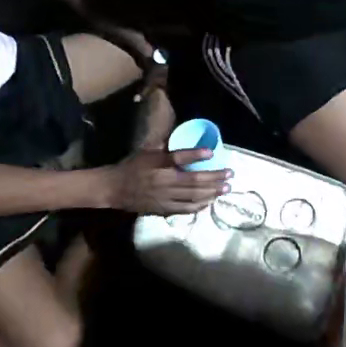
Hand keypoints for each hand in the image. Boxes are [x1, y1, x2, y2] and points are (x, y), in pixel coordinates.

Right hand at [104, 148, 228, 213]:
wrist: (115, 189)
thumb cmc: (132, 166)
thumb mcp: (146, 151)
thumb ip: (164, 146)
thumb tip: (182, 136)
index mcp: (158, 164)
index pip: (179, 157)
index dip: (195, 154)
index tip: (212, 152)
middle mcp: (163, 181)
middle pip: (193, 180)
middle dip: (214, 178)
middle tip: (230, 174)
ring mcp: (165, 198)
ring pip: (193, 196)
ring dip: (212, 192)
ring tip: (226, 188)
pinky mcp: (164, 210)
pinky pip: (186, 209)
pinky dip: (200, 205)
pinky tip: (210, 200)